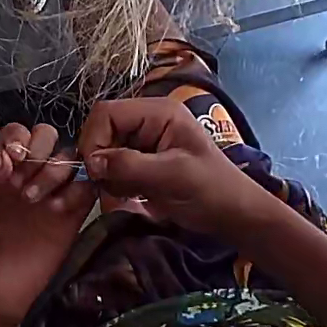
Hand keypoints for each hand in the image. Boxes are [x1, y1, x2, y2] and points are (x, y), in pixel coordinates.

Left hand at [0, 123, 95, 326]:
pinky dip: (80, 190)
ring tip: (37, 201)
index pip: (16, 133)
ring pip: (71, 158)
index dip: (18, 139)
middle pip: (48, 137)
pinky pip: (88, 189)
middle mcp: (27, 176)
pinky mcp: (72, 219)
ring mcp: (52, 195)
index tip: (11, 163)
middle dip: (41, 150)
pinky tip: (58, 211)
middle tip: (24, 183)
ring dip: (58, 170)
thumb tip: (6, 159)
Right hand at [77, 98, 273, 235]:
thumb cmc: (211, 190)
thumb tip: (92, 162)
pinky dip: (114, 183)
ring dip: (108, 174)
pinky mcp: (141, 161)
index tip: (95, 170)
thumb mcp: (172, 176)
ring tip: (129, 192)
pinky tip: (133, 195)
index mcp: (158, 112)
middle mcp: (147, 121)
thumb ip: (130, 165)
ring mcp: (143, 141)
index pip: (107, 113)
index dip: (94, 139)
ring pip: (104, 151)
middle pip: (101, 131)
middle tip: (108, 186)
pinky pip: (113, 167)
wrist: (234, 214)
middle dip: (99, 159)